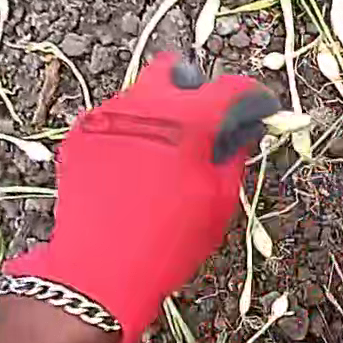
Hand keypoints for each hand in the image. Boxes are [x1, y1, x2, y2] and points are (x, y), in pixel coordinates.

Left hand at [3, 52, 277, 342]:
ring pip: (143, 92)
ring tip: (171, 152)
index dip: (253, 98)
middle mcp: (145, 104)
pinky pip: (116, 117)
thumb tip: (244, 132)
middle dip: (200, 91)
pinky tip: (139, 166)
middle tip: (208, 126)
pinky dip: (135, 130)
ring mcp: (107, 116)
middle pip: (177, 71)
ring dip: (164, 110)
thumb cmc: (171, 242)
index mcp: (188, 120)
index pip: (232, 88)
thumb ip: (234, 156)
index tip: (260, 110)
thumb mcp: (219, 202)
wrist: (98, 272)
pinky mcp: (81, 134)